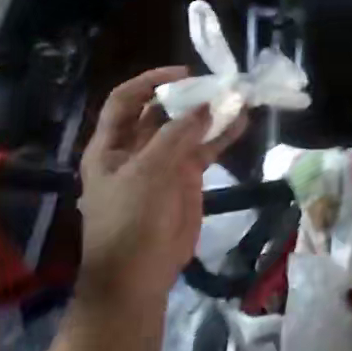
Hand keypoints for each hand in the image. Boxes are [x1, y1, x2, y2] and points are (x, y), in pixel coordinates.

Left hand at [77, 68, 245, 306]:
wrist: (138, 276)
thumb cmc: (128, 221)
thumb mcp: (146, 173)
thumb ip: (175, 136)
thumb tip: (205, 107)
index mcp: (110, 145)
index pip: (125, 100)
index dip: (149, 81)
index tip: (181, 74)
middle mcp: (135, 148)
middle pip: (159, 111)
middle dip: (184, 95)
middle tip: (215, 83)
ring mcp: (162, 163)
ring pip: (186, 129)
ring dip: (207, 113)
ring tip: (235, 97)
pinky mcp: (185, 180)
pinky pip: (204, 151)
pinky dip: (221, 136)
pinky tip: (241, 122)